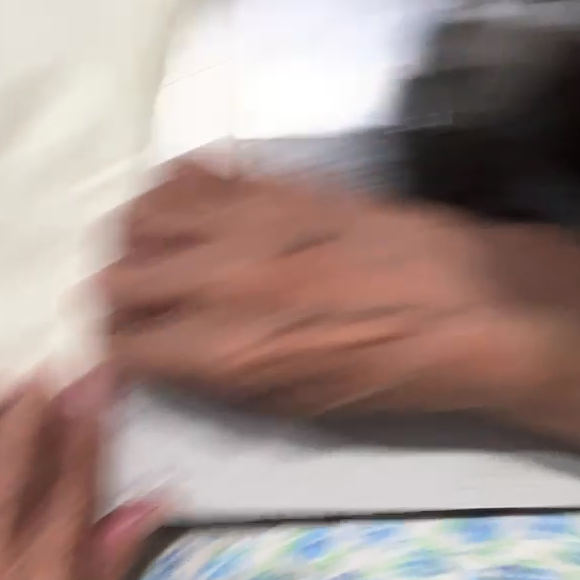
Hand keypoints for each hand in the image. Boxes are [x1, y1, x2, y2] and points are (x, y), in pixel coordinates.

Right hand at [101, 160, 561, 416]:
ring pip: (139, 216)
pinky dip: (177, 196)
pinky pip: (189, 172)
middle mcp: (218, 280)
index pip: (121, 345)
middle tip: (145, 314)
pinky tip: (200, 218)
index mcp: (224, 351)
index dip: (118, 356)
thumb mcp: (293, 406)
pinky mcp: (270, 183)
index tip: (132, 357)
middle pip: (114, 278)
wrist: (465, 306)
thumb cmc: (386, 376)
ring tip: (165, 260)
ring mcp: (242, 222)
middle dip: (118, 304)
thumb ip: (215, 378)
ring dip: (140, 245)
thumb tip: (168, 356)